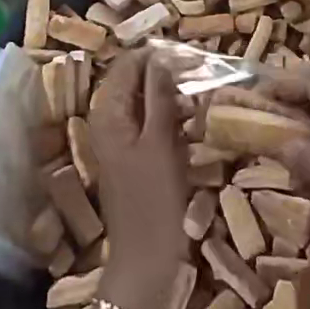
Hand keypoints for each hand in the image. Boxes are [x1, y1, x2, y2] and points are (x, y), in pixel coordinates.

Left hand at [86, 51, 186, 282]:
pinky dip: (168, 112)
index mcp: (108, 112)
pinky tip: (191, 115)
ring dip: (168, 92)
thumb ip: (159, 96)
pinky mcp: (133, 153)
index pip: (127, 64)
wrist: (146, 255)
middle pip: (133, 79)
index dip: (156, 54)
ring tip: (201, 88)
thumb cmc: (153, 198)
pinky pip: (149, 120)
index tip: (192, 53)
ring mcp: (120, 137)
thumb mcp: (160, 142)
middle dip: (164, 71)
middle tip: (202, 69)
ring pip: (143, 99)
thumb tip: (161, 56)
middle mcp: (108, 119)